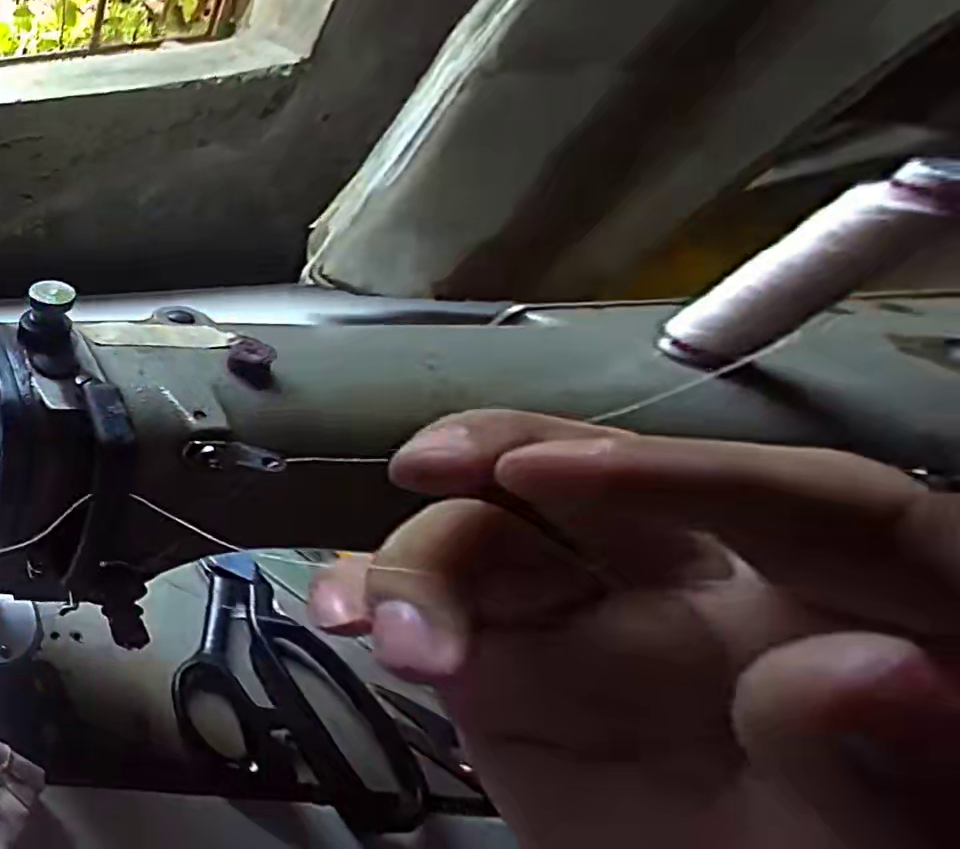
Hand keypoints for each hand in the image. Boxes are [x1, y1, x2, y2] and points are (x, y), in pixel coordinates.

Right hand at [308, 410, 959, 848]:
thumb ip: (880, 771)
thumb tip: (868, 673)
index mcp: (832, 607)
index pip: (791, 501)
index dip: (675, 472)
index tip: (550, 472)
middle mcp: (688, 588)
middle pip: (585, 479)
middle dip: (491, 451)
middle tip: (427, 466)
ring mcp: (575, 615)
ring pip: (474, 536)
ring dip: (413, 572)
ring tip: (403, 646)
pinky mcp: (491, 651)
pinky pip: (419, 600)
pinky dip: (368, 595)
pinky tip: (343, 615)